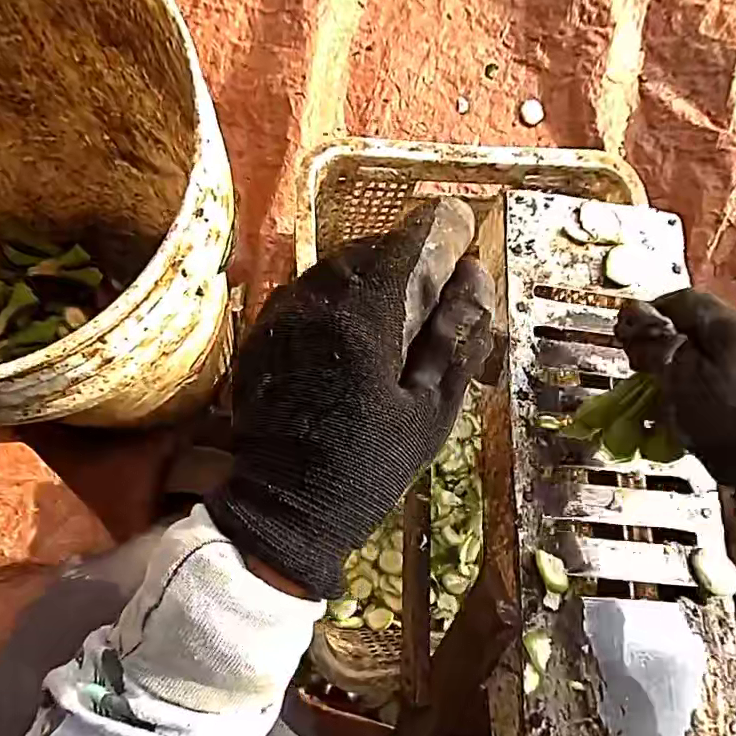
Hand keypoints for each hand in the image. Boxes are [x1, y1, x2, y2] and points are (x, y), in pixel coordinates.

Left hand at [211, 199, 493, 597]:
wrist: (286, 507)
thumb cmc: (369, 466)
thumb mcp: (429, 413)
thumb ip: (455, 340)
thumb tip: (475, 277)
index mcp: (364, 319)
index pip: (407, 246)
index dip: (438, 230)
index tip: (460, 228)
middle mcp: (315, 304)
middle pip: (366, 250)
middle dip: (403, 253)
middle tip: (429, 276)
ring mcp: (280, 318)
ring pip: (330, 268)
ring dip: (366, 272)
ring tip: (392, 303)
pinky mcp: (260, 337)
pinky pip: (302, 294)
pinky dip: (333, 296)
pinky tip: (348, 327)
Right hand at [615, 290, 735, 499]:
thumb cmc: (725, 419)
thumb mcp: (678, 380)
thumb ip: (656, 344)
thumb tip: (633, 314)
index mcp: (730, 325)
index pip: (681, 299)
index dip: (647, 313)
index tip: (626, 337)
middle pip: (699, 325)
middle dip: (665, 342)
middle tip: (641, 367)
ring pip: (713, 352)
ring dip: (683, 365)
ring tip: (663, 391)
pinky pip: (729, 375)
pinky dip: (704, 384)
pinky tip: (694, 408)